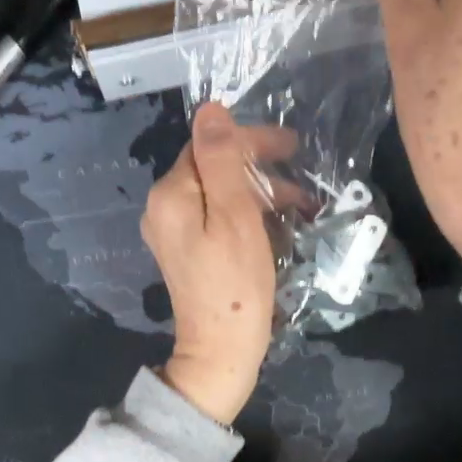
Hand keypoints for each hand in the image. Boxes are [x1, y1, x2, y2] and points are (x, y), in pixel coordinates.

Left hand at [142, 102, 294, 424]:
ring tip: (298, 204)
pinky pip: (214, 219)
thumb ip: (222, 161)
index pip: (209, 145)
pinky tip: (273, 224)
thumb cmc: (236, 286)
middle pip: (211, 168)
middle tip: (299, 175)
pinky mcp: (185, 255)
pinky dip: (244, 215)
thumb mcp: (235, 217)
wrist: (221, 351)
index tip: (292, 148)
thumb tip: (211, 110)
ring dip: (256, 192)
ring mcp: (171, 234)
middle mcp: (162, 209)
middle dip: (256, 167)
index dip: (251, 141)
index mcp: (171, 195)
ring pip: (216, 194)